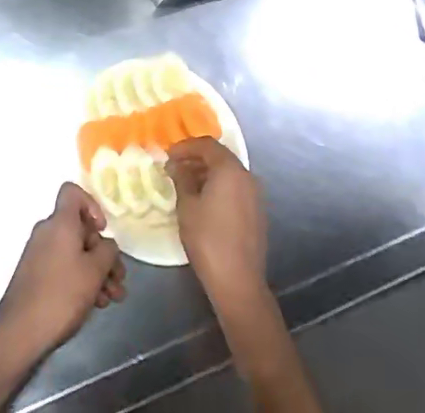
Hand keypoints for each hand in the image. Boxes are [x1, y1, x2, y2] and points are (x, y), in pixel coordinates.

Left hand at [0, 183, 126, 353]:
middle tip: (119, 277)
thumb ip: (107, 251)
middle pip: (80, 228)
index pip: (72, 193)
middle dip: (103, 252)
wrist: (21, 329)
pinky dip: (82, 279)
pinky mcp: (37, 273)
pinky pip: (64, 266)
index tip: (102, 229)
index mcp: (59, 222)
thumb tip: (106, 245)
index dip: (91, 205)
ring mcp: (40, 253)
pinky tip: (97, 303)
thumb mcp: (94, 271)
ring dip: (97, 271)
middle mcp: (47, 232)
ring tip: (113, 297)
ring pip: (75, 252)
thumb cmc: (62, 293)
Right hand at [167, 137, 266, 307]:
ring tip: (185, 183)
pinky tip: (203, 200)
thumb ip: (182, 179)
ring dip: (206, 173)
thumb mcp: (187, 205)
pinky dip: (218, 186)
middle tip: (174, 168)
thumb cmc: (207, 238)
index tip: (168, 155)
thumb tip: (177, 166)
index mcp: (230, 170)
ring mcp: (255, 196)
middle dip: (195, 158)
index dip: (185, 147)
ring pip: (228, 173)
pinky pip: (235, 188)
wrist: (238, 280)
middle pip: (220, 157)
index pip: (207, 145)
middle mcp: (247, 177)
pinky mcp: (257, 212)